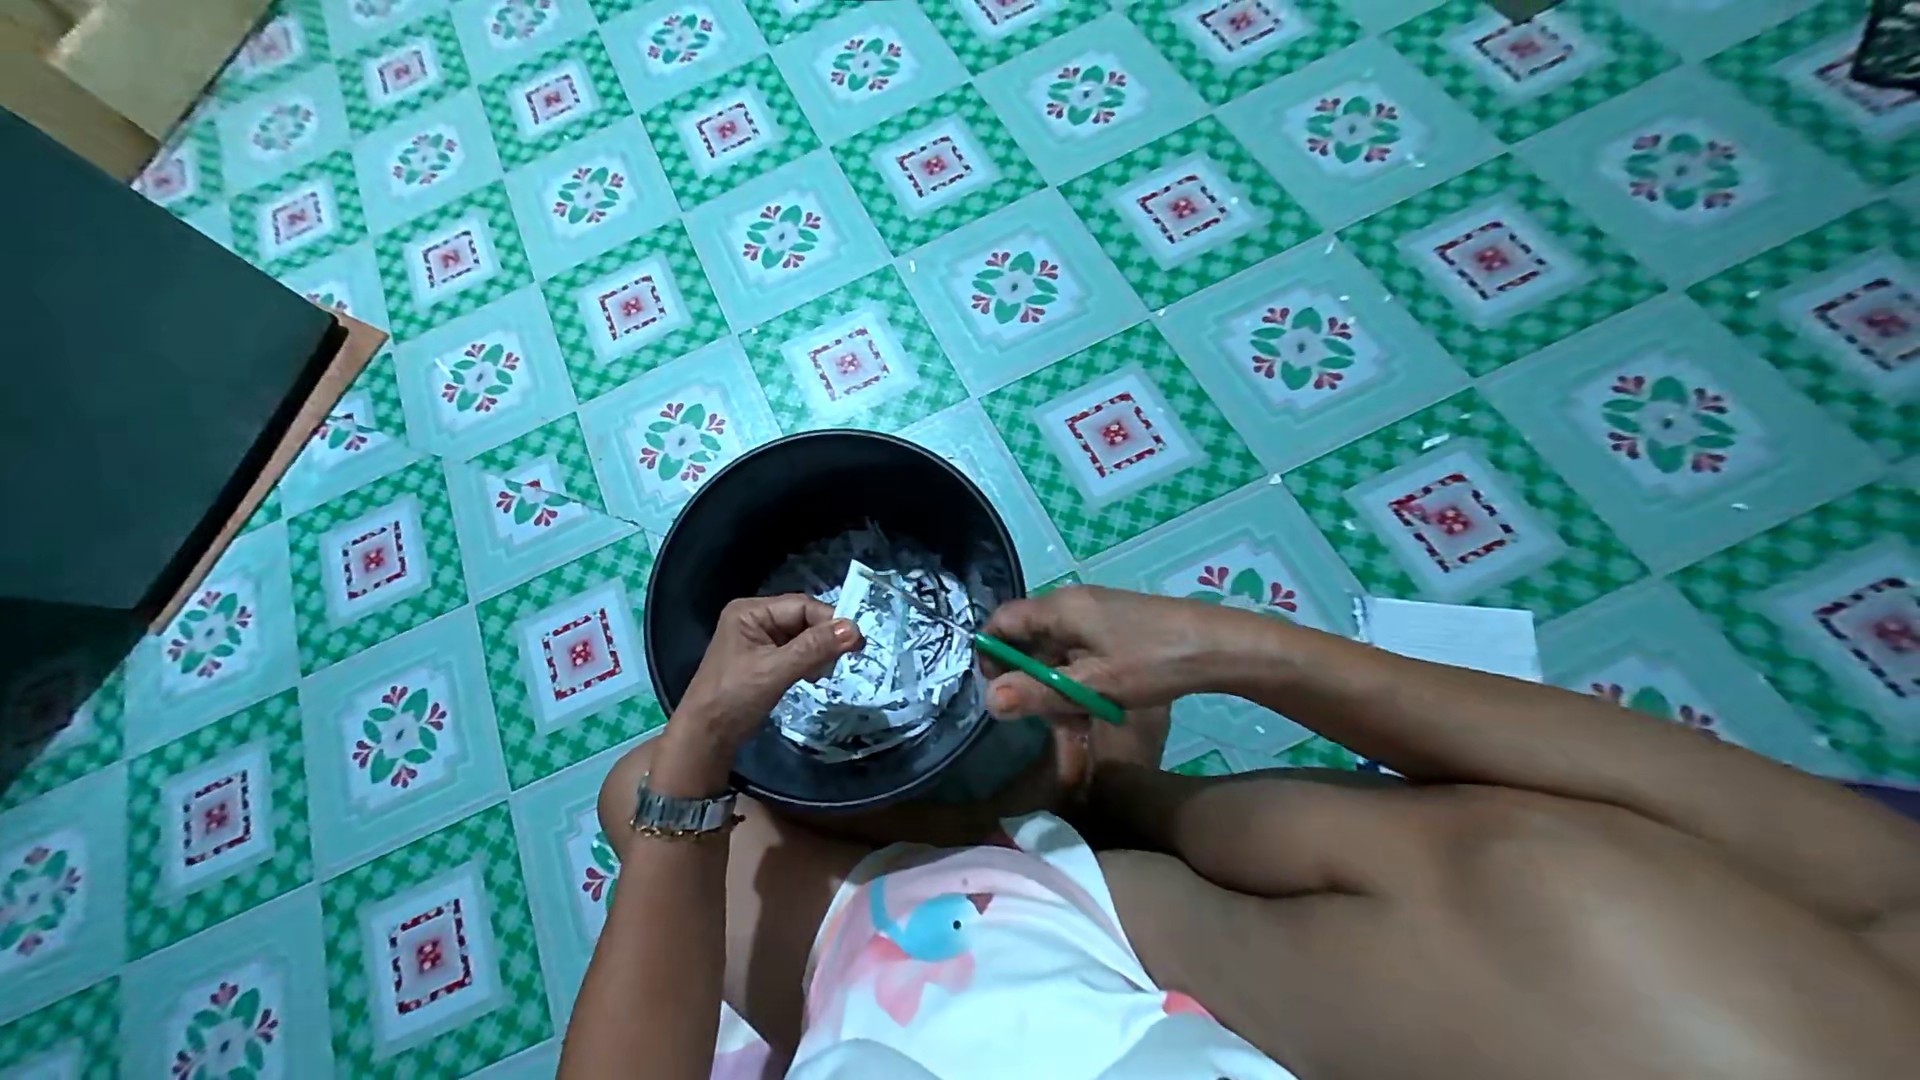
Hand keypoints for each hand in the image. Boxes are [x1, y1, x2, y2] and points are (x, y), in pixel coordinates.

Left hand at [656, 595, 861, 792]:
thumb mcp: (776, 671)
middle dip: (824, 638)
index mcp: (751, 611)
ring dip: (819, 652)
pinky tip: (813, 676)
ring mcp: (760, 639)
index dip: (830, 621)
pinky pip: (797, 651)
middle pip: (804, 619)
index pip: (802, 606)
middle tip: (842, 660)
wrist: (705, 739)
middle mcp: (755, 618)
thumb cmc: (734, 698)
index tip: (855, 643)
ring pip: (804, 636)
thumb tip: (854, 629)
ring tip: (823, 672)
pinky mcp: (765, 659)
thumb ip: (814, 648)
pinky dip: (810, 662)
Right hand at [980, 586, 1284, 719]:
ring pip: (1057, 648)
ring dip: (1057, 684)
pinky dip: (1078, 677)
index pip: (1003, 619)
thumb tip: (988, 698)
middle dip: (1029, 677)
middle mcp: (1073, 602)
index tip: (995, 688)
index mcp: (1060, 607)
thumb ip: (1040, 692)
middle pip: (1030, 636)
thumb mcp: (1094, 684)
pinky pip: (1081, 649)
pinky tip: (1095, 705)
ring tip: (1072, 722)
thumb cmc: (1153, 662)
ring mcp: (1096, 612)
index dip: (991, 652)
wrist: (1220, 646)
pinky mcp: (1116, 624)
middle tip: (1038, 715)